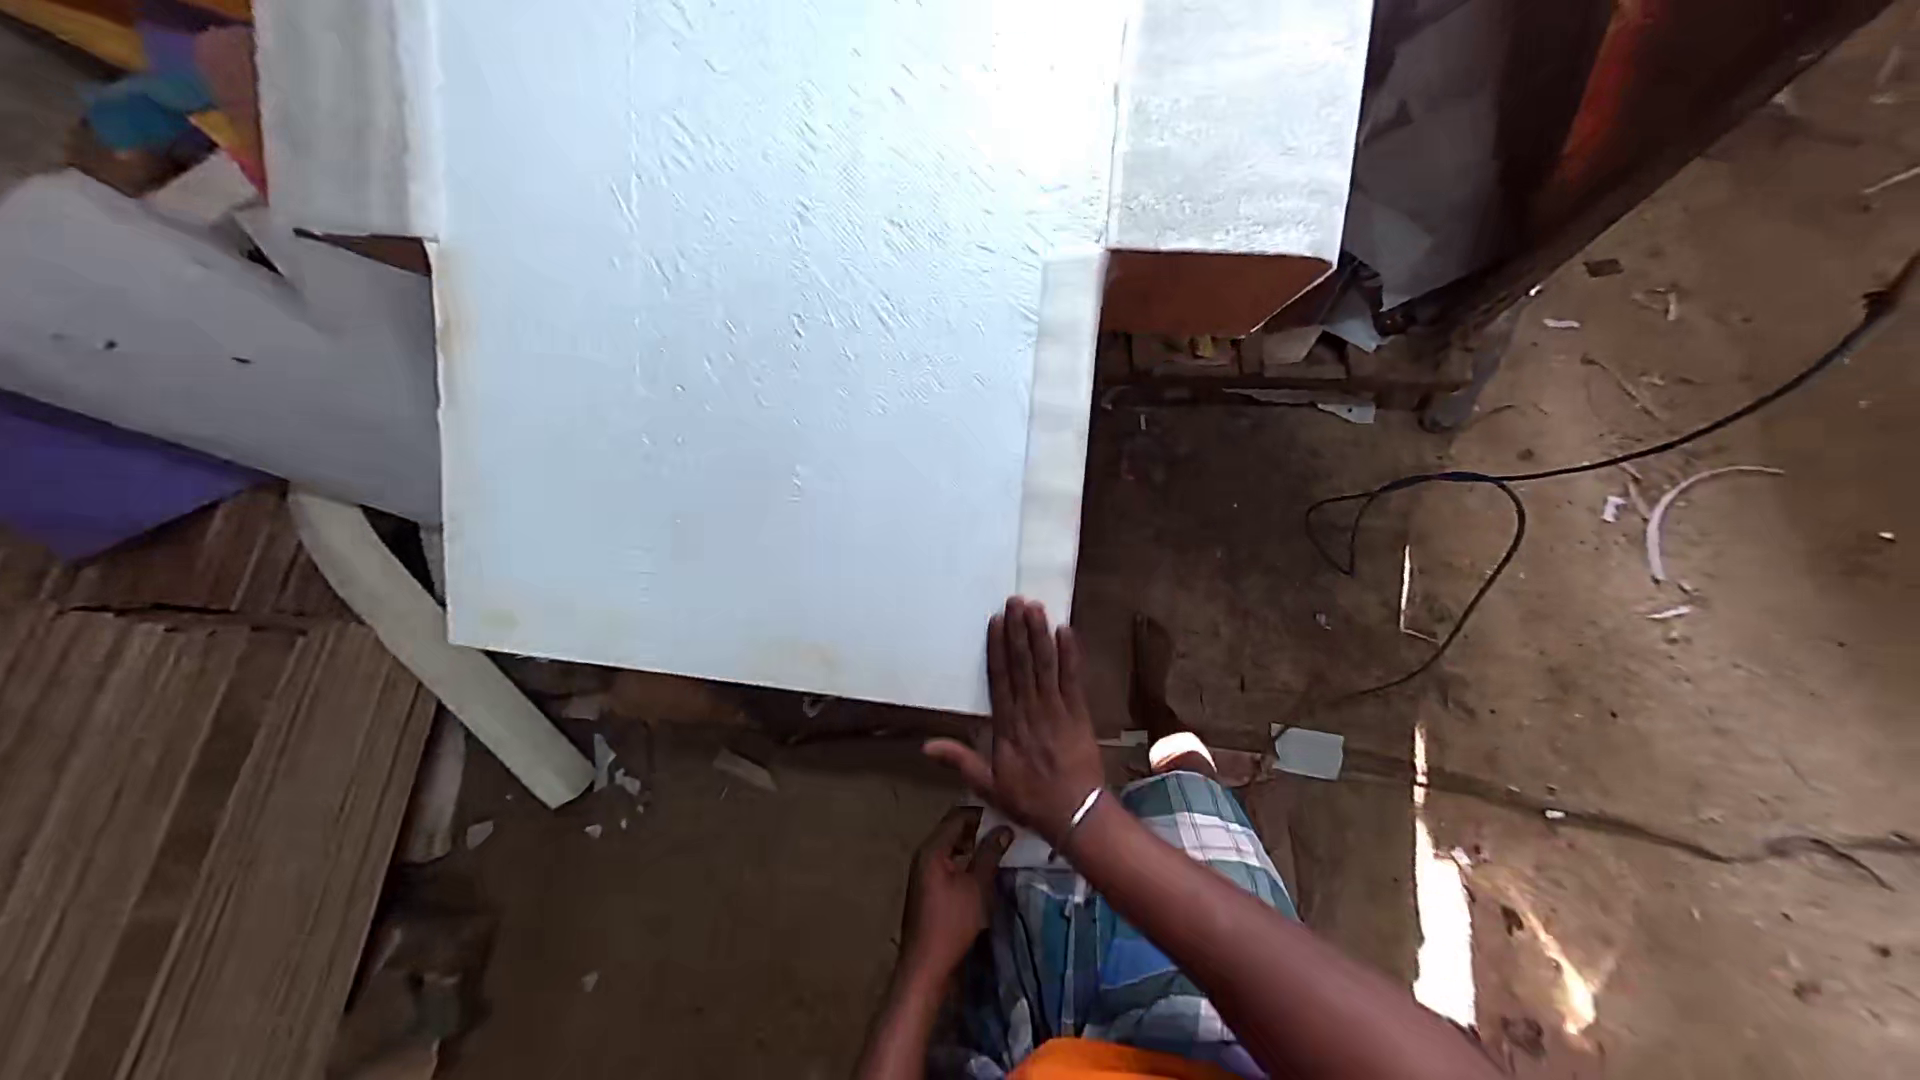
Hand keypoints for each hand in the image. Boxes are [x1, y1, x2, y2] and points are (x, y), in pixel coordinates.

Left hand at [900, 807, 1011, 977]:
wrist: (925, 966)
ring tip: (1000, 846)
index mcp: (932, 848)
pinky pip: (949, 861)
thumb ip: (990, 854)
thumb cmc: (952, 924)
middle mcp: (924, 854)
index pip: (958, 816)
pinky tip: (984, 868)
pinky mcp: (927, 887)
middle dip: (979, 828)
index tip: (1006, 813)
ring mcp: (923, 871)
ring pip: (951, 846)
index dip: (982, 813)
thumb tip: (1004, 828)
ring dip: (973, 844)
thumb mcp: (978, 887)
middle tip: (1006, 829)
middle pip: (953, 829)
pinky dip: (965, 860)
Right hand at [924, 597, 1105, 844]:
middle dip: (1019, 631)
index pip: (999, 679)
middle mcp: (1030, 711)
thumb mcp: (988, 785)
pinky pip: (1073, 679)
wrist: (1076, 814)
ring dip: (1040, 635)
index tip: (996, 622)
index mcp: (1007, 726)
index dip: (997, 648)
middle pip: (1023, 664)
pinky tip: (1065, 631)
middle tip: (1016, 601)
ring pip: (1046, 666)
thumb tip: (925, 747)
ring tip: (1036, 608)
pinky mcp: (1079, 713)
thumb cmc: (1030, 799)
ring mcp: (1057, 710)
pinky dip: (1070, 655)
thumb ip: (959, 760)